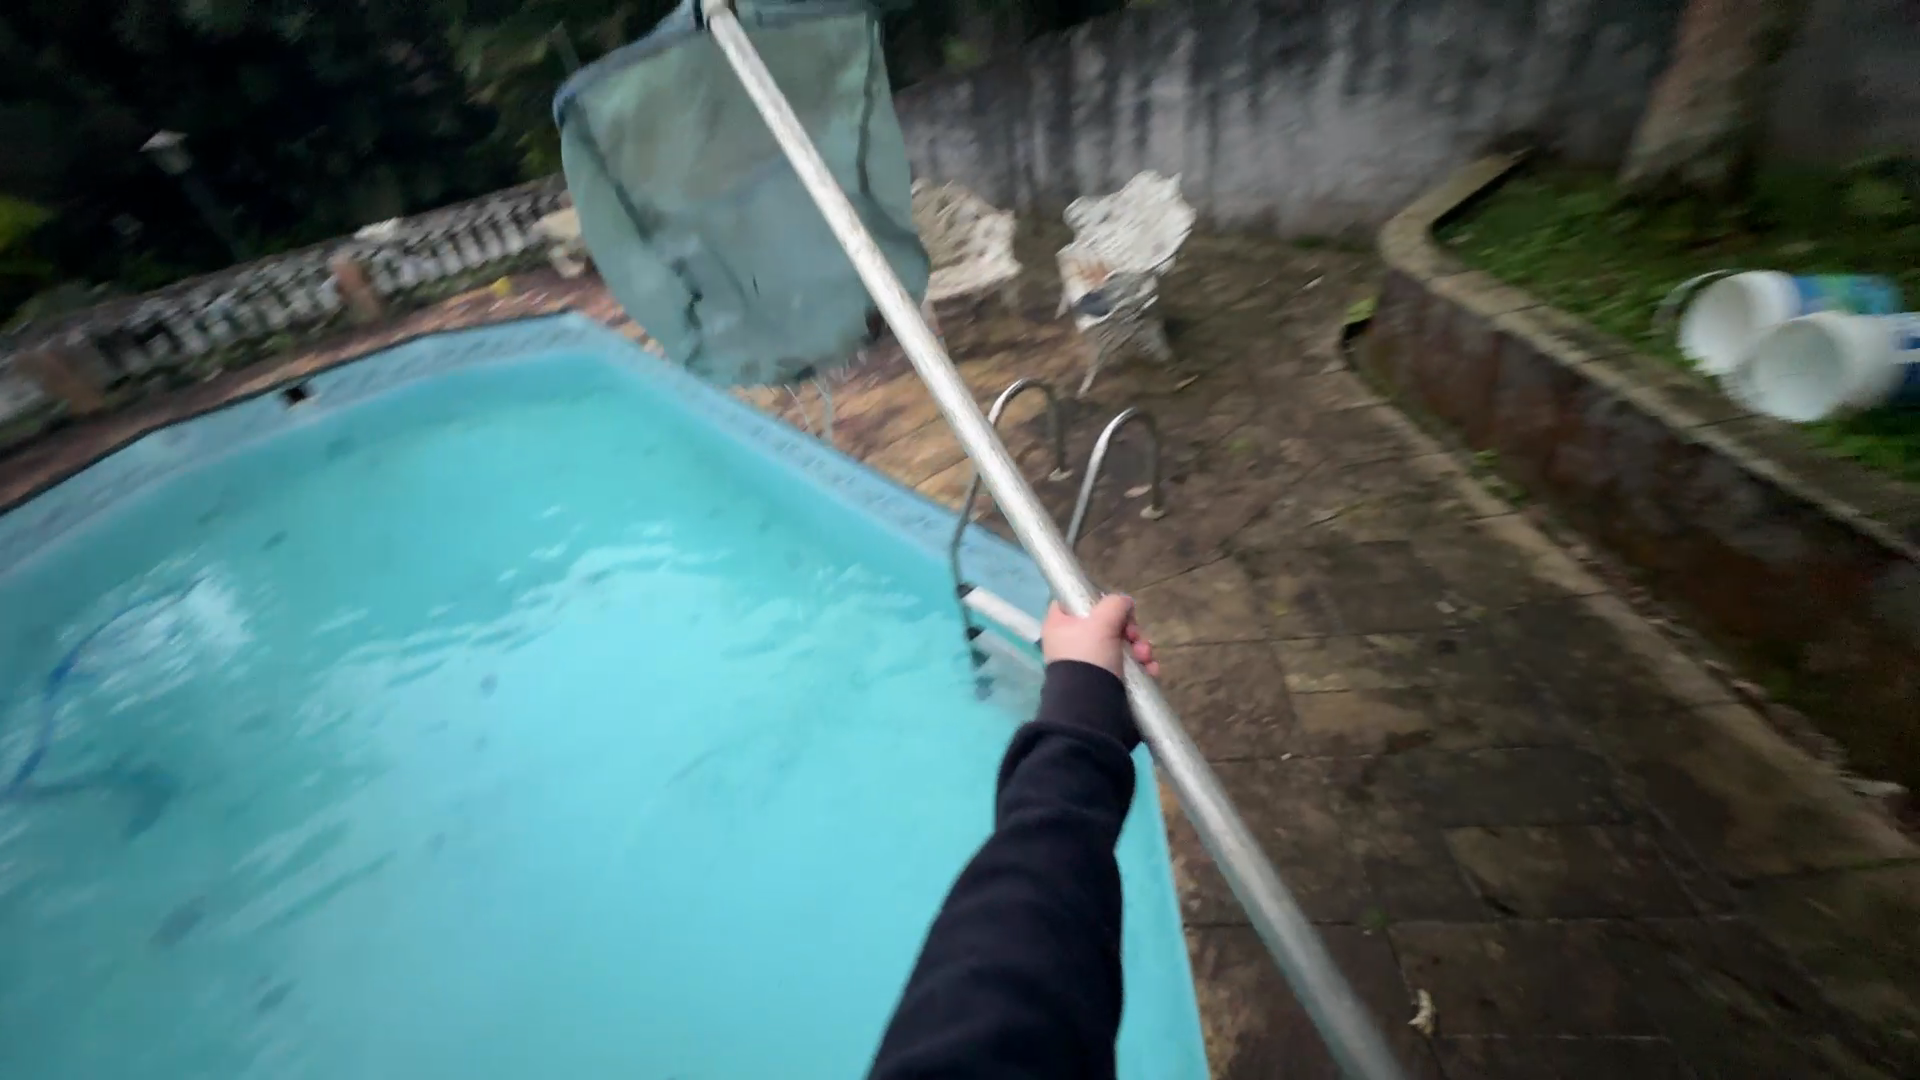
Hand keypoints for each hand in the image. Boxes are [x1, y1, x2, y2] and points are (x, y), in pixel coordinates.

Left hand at [1041, 595, 1159, 678]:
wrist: (1093, 708)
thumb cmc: (1089, 656)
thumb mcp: (1101, 621)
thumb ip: (1114, 604)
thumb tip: (1124, 602)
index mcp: (1060, 625)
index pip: (1072, 601)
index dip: (1094, 599)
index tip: (1113, 604)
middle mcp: (1073, 643)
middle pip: (1105, 623)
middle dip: (1128, 628)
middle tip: (1133, 635)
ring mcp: (1091, 664)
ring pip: (1122, 644)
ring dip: (1139, 647)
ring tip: (1144, 657)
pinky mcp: (1109, 682)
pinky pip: (1130, 666)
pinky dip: (1142, 666)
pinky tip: (1150, 670)